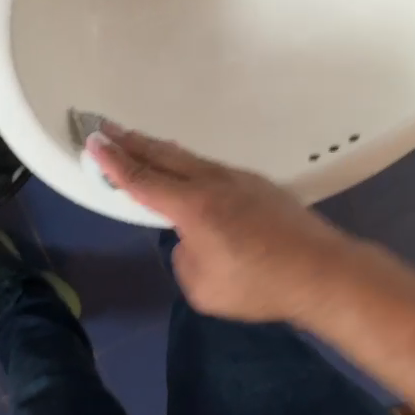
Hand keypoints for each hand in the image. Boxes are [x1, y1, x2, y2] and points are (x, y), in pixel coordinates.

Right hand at [87, 124, 362, 322]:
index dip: (113, 163)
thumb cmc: (260, 285)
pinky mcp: (259, 186)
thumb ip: (185, 258)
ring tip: (139, 142)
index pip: (143, 181)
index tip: (93, 142)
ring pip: (190, 159)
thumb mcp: (203, 287)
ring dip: (160, 150)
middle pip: (164, 157)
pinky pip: (212, 168)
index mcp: (193, 207)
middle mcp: (212, 184)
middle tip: (104, 127)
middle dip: (130, 142)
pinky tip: (187, 168)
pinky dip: (188, 163)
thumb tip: (191, 241)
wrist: (322, 272)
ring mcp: (239, 180)